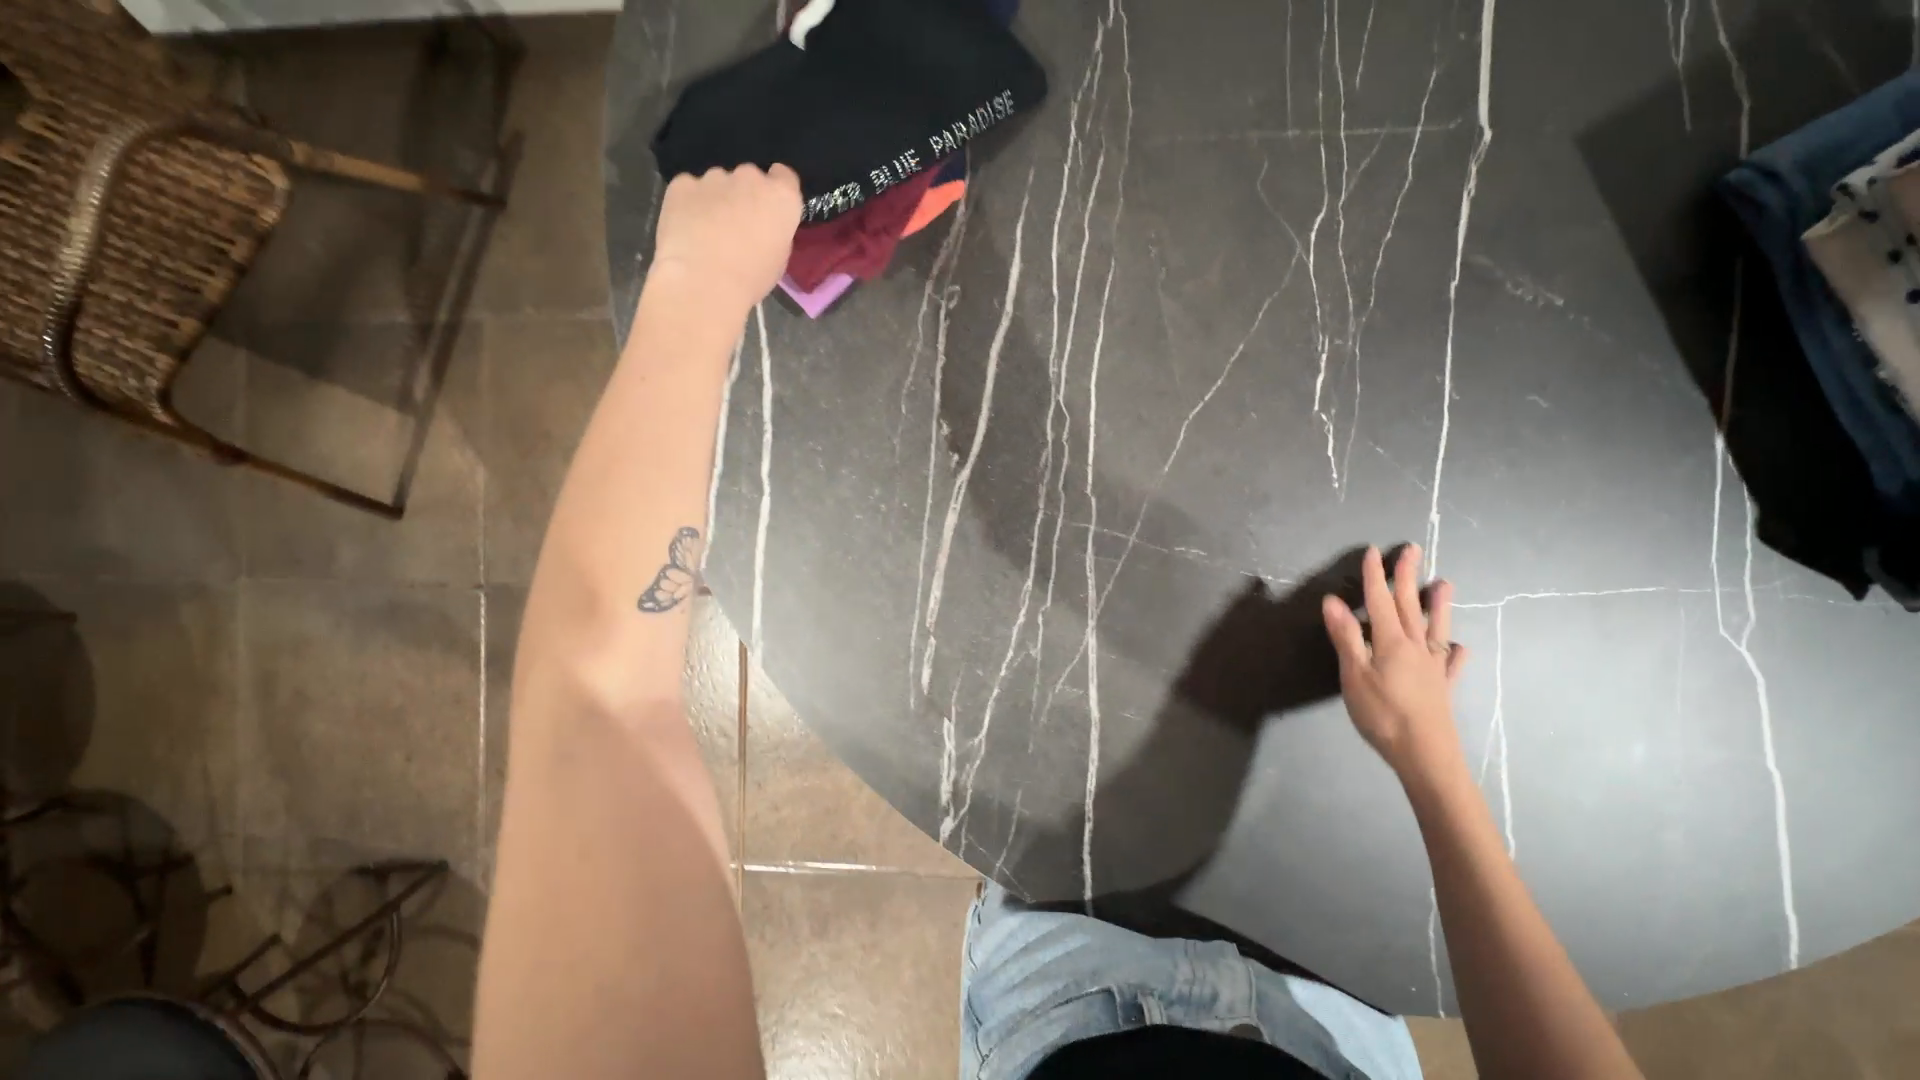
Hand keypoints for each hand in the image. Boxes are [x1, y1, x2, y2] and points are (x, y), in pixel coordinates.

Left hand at [651, 165, 802, 313]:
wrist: (703, 282)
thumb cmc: (750, 278)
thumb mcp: (779, 258)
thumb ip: (774, 230)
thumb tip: (762, 225)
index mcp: (781, 196)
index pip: (784, 176)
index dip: (775, 190)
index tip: (767, 208)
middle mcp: (750, 177)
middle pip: (749, 178)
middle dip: (744, 195)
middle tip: (736, 225)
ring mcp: (714, 177)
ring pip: (717, 183)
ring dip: (715, 199)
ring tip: (706, 231)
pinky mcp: (683, 184)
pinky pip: (689, 189)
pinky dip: (688, 203)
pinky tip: (685, 228)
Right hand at [1322, 545, 1469, 780]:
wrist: (1425, 753)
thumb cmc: (1383, 714)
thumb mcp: (1354, 675)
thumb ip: (1346, 637)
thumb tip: (1333, 601)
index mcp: (1390, 642)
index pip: (1380, 601)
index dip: (1374, 576)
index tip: (1374, 551)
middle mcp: (1415, 647)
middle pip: (1410, 606)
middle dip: (1406, 578)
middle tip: (1411, 550)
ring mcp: (1433, 667)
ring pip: (1435, 628)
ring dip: (1438, 606)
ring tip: (1445, 584)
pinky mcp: (1442, 687)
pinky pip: (1451, 664)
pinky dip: (1454, 653)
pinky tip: (1460, 648)